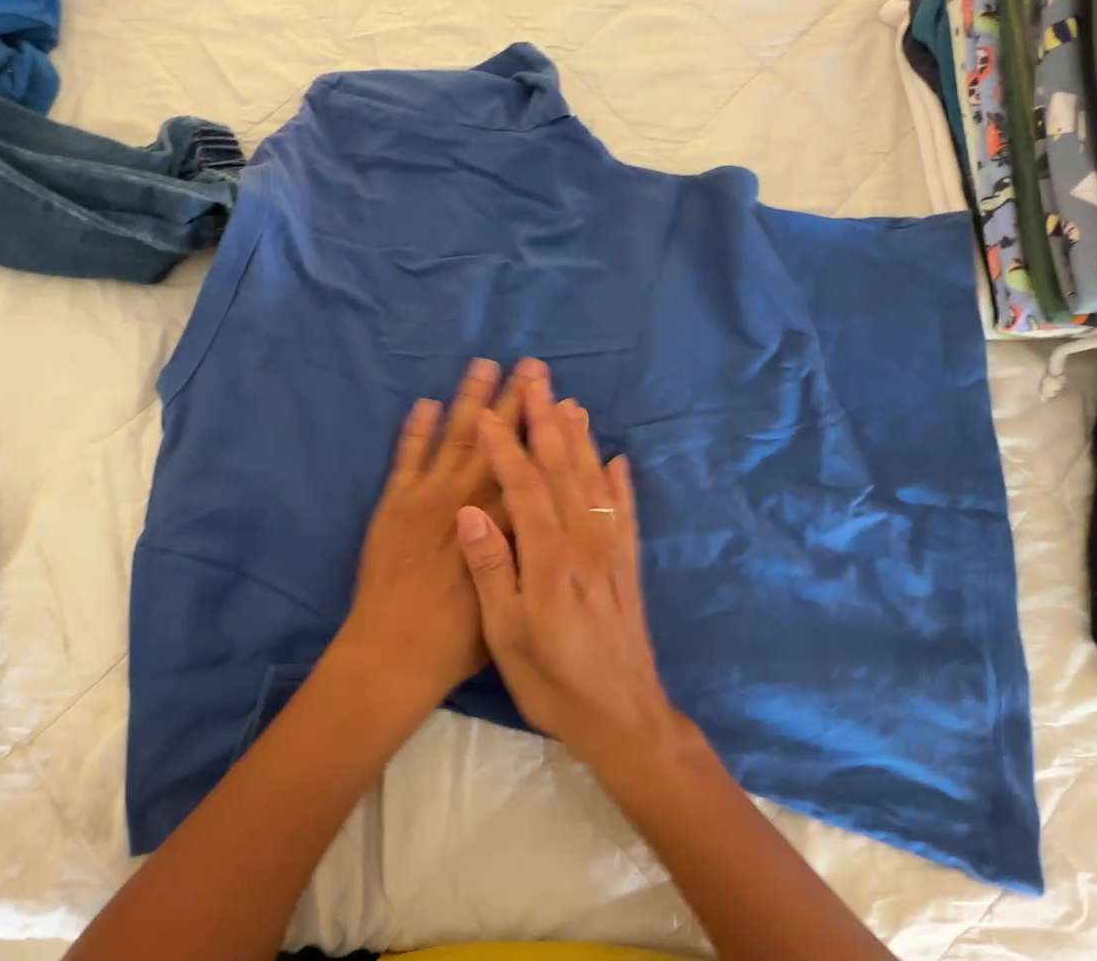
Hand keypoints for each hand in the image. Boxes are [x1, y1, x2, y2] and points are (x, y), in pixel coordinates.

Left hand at [336, 358, 529, 703]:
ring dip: (470, 399)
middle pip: (496, 440)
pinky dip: (416, 429)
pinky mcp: (395, 503)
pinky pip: (407, 456)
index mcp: (501, 523)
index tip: (559, 400)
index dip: (545, 431)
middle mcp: (467, 499)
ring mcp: (428, 497)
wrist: (396, 650)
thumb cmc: (460, 638)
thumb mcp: (513, 601)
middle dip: (515, 400)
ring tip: (484, 364)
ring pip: (453, 436)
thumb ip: (525, 551)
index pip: (528, 466)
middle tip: (532, 365)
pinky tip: (427, 402)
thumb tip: (548, 514)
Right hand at [456, 362, 690, 764]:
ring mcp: (611, 553)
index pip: (523, 488)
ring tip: (570, 402)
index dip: (504, 448)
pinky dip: (620, 482)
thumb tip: (469, 511)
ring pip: (593, 483)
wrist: (624, 718)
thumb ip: (491, 569)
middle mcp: (584, 544)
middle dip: (547, 422)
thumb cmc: (553, 681)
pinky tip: (617, 459)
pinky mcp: (628, 568)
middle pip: (564, 471)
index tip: (487, 414)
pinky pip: (624, 513)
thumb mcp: (506, 635)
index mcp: (549, 558)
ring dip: (580, 439)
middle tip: (536, 379)